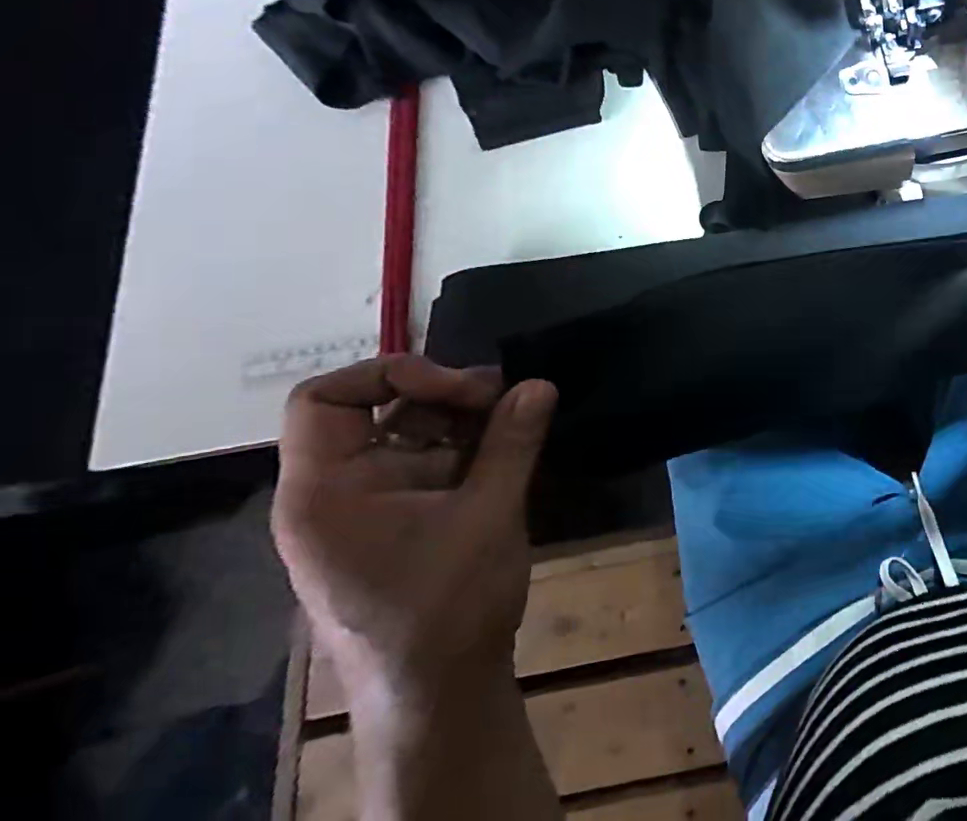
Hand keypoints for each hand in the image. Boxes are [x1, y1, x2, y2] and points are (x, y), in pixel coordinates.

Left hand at [271, 354, 557, 702]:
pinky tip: (513, 451)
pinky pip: (430, 467)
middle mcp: (336, 492)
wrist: (439, 691)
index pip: (327, 398)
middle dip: (447, 397)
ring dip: (467, 422)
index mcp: (325, 489)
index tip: (464, 388)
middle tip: (511, 397)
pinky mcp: (401, 523)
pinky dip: (470, 451)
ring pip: (411, 438)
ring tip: (522, 421)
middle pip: (378, 412)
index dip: (394, 374)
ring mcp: (369, 509)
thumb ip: (513, 443)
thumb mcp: (489, 514)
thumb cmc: (448, 603)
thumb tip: (541, 383)